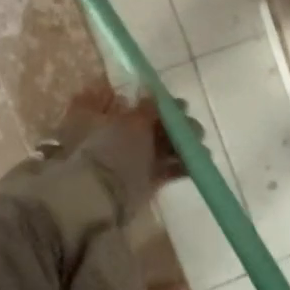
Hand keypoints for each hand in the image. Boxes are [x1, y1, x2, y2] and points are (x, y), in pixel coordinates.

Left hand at [51, 83, 200, 202]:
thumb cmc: (111, 150)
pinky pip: (160, 169)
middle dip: (167, 120)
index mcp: (91, 114)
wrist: (100, 200)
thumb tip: (151, 89)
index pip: (115, 96)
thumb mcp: (132, 122)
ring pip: (153, 146)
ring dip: (177, 142)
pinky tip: (196, 162)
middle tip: (187, 119)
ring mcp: (119, 161)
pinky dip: (178, 165)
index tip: (167, 98)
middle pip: (140, 122)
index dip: (142, 96)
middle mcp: (102, 135)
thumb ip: (147, 107)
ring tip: (199, 140)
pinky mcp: (136, 183)